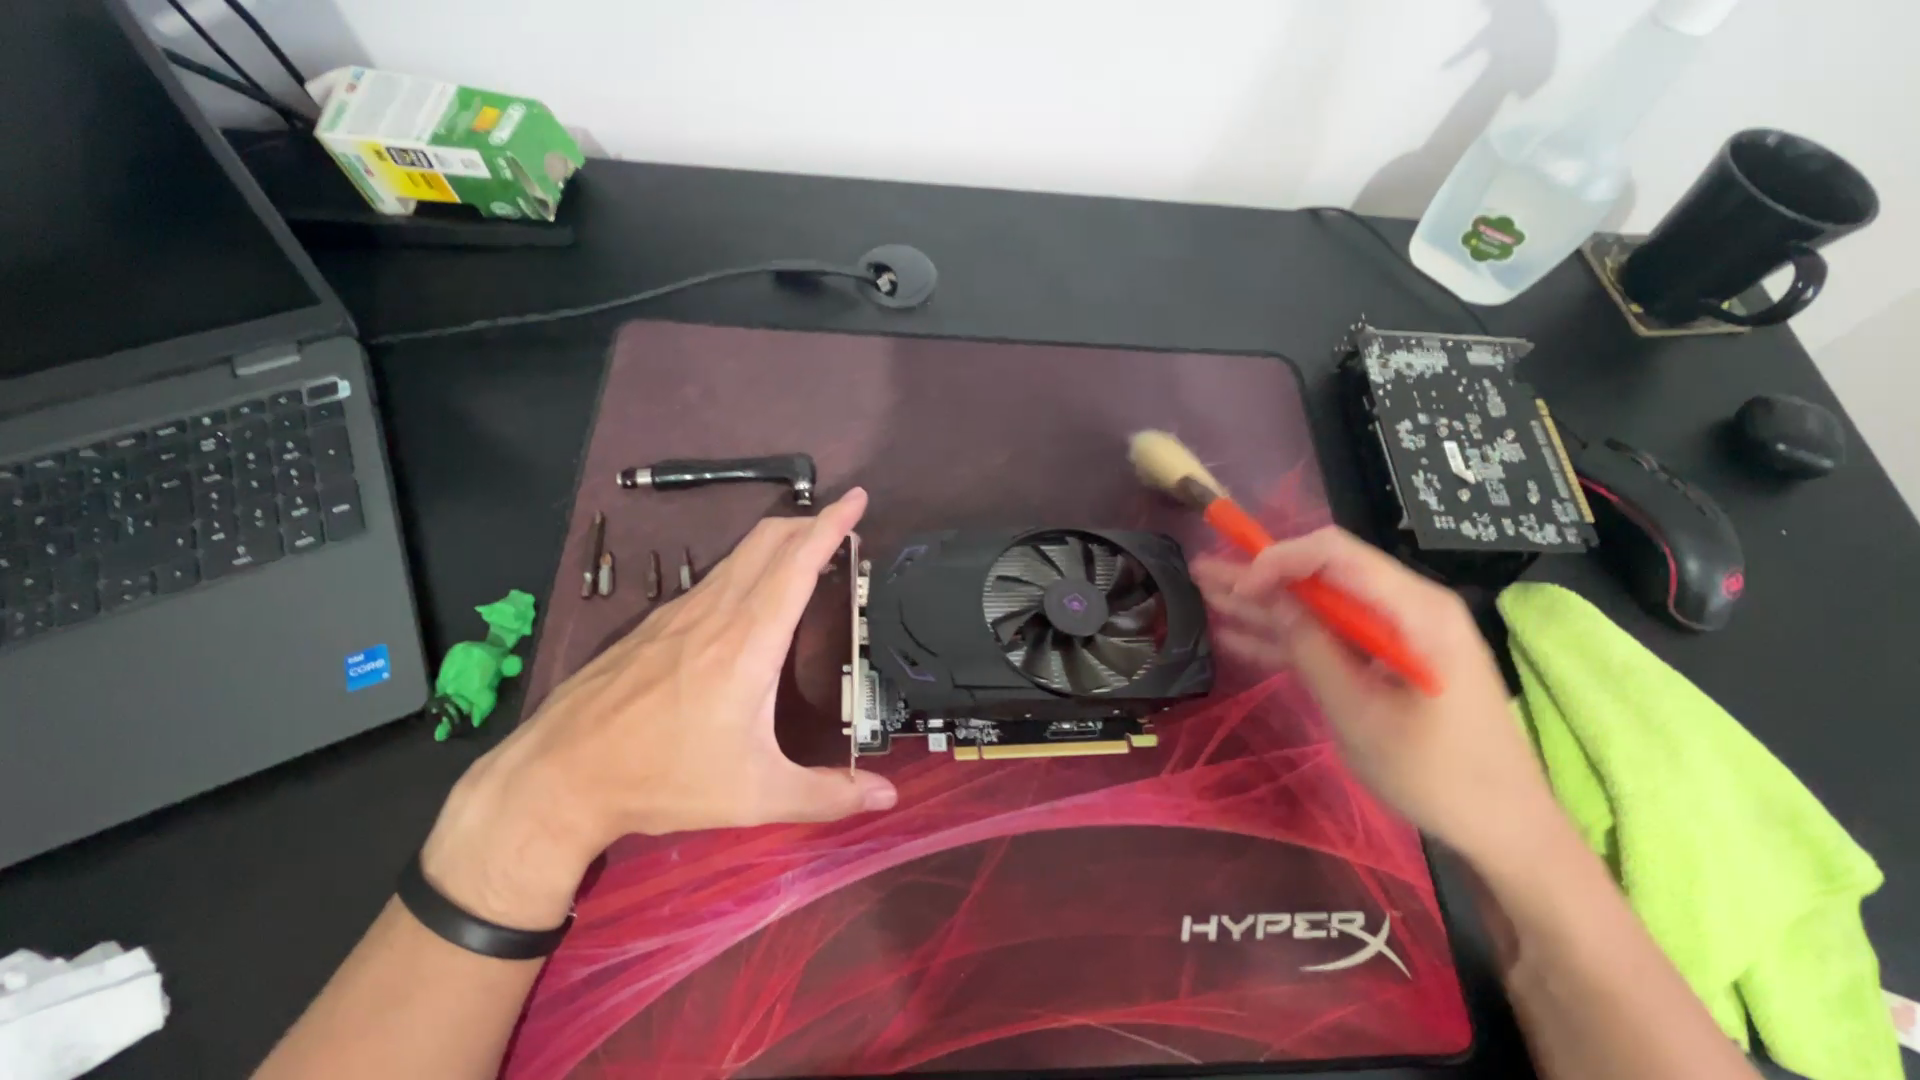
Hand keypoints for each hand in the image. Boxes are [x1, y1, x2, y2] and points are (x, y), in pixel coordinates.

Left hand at [420, 488, 895, 928]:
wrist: (560, 776)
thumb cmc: (663, 779)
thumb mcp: (754, 796)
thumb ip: (827, 795)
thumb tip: (889, 796)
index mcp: (747, 643)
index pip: (796, 565)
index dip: (830, 526)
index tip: (856, 499)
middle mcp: (714, 614)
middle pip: (767, 542)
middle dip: (809, 522)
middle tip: (842, 526)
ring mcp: (678, 614)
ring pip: (738, 556)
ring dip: (778, 541)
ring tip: (806, 552)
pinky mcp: (654, 626)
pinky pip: (713, 577)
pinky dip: (747, 566)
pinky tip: (750, 595)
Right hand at [1192, 527, 1553, 859]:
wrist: (1503, 825)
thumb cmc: (1438, 774)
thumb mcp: (1362, 715)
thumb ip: (1313, 651)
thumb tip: (1270, 598)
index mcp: (1415, 610)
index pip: (1336, 554)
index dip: (1280, 560)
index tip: (1240, 588)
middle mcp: (1406, 609)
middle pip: (1322, 576)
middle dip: (1260, 576)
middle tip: (1200, 573)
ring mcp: (1394, 636)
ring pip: (1318, 608)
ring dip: (1264, 606)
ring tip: (1205, 596)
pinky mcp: (1384, 663)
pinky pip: (1330, 639)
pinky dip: (1287, 640)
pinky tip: (1237, 637)